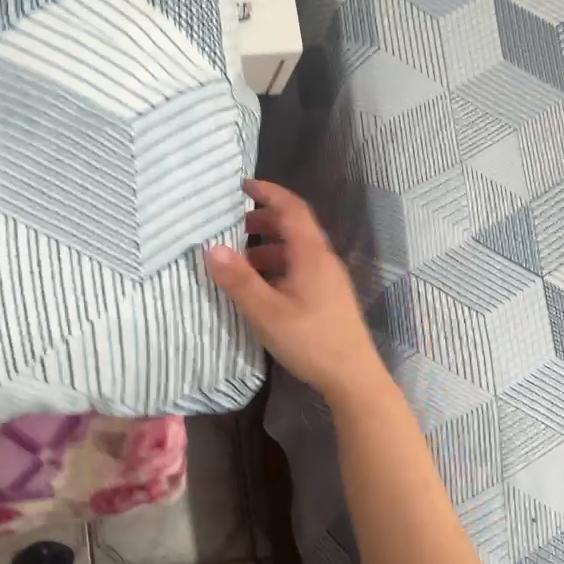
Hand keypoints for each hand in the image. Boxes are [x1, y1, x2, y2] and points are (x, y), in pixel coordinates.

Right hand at [204, 179, 390, 407]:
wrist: (352, 377)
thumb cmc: (310, 340)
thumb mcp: (266, 311)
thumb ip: (239, 279)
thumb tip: (211, 247)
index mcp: (311, 254)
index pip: (291, 209)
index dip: (268, 192)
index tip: (243, 185)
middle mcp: (322, 260)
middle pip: (293, 228)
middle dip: (263, 220)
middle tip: (234, 224)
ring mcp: (327, 280)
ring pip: (295, 251)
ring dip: (267, 247)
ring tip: (238, 259)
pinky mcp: (326, 298)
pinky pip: (298, 269)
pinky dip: (275, 267)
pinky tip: (259, 287)